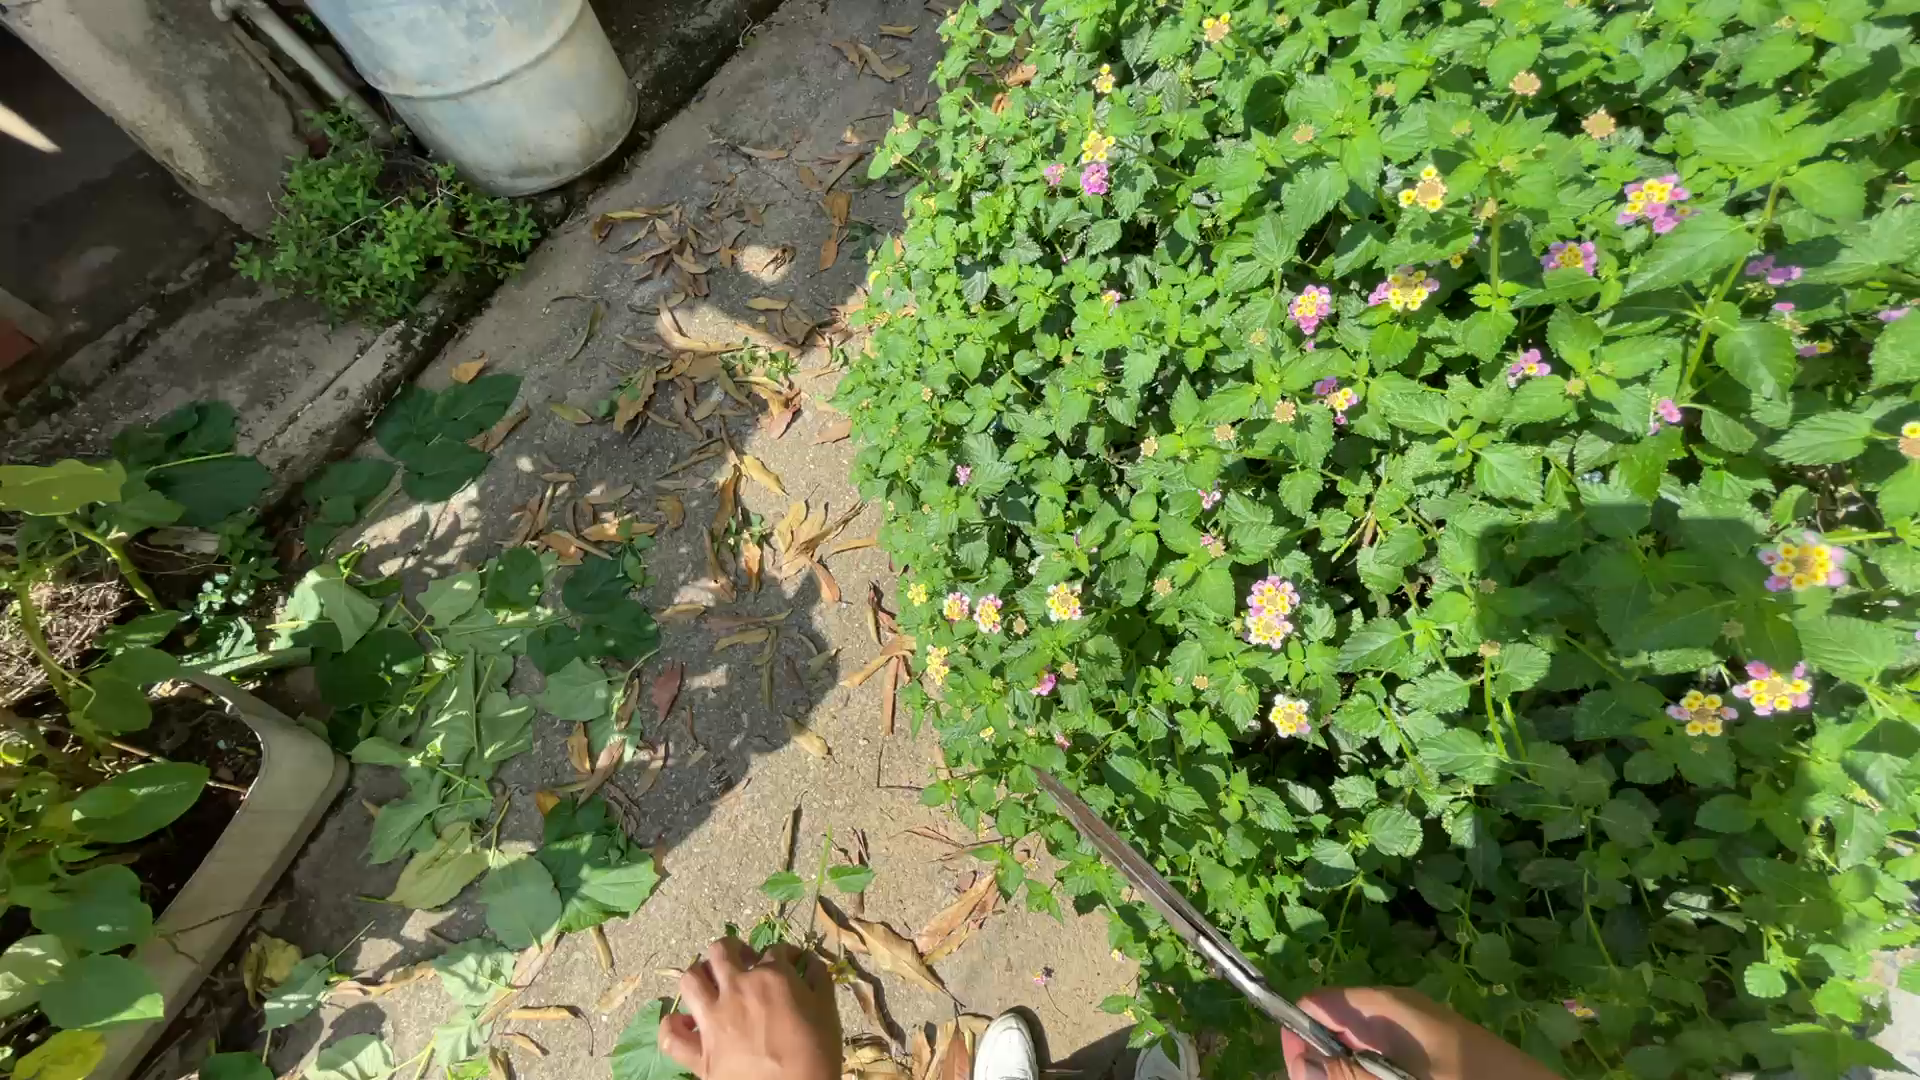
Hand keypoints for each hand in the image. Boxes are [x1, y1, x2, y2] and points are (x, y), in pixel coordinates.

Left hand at [659, 938, 841, 1079]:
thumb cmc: (816, 1053)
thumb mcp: (827, 1008)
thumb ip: (818, 977)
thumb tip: (808, 962)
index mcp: (771, 976)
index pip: (775, 949)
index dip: (786, 955)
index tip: (793, 965)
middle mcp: (737, 989)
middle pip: (721, 950)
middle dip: (733, 950)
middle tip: (744, 964)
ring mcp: (713, 1021)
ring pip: (690, 979)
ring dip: (700, 976)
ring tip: (712, 985)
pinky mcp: (699, 1055)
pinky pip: (671, 1036)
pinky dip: (672, 1026)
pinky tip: (685, 1023)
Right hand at [1280, 987, 1559, 1079]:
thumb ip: (1354, 1076)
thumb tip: (1302, 1065)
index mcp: (1382, 1005)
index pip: (1316, 1005)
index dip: (1299, 1038)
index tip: (1303, 1078)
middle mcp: (1391, 1013)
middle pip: (1334, 1032)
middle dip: (1325, 1065)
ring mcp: (1413, 1038)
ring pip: (1359, 1053)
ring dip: (1351, 1073)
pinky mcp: (1430, 1060)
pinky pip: (1385, 1063)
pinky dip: (1375, 1074)